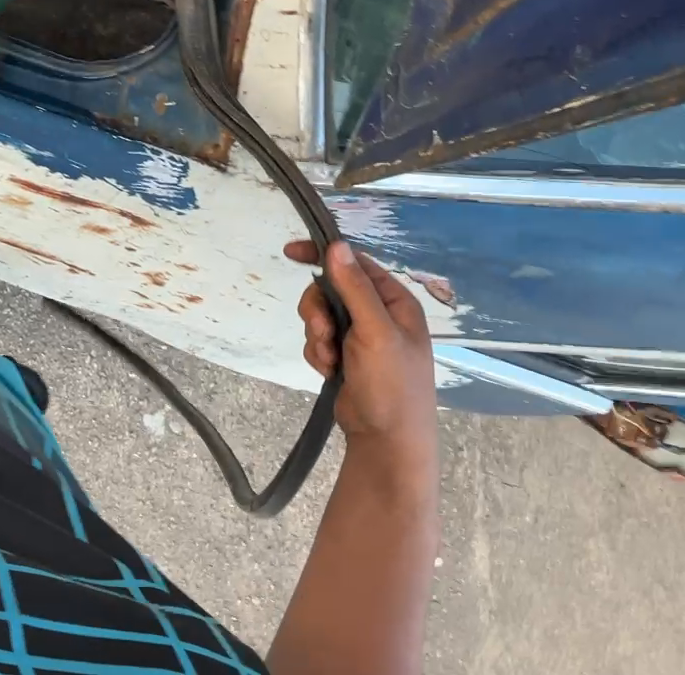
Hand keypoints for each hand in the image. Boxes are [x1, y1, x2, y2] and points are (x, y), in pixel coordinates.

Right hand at [285, 240, 437, 466]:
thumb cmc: (392, 384)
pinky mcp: (344, 355)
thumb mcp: (375, 332)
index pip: (354, 263)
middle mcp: (378, 314)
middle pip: (330, 289)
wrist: (386, 440)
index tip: (290, 253)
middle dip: (318, 310)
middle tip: (321, 331)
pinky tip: (328, 370)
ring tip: (328, 358)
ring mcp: (360, 336)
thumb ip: (354, 288)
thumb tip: (336, 245)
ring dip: (316, 335)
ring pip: (320, 315)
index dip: (323, 255)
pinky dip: (317, 353)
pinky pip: (317, 339)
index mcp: (394, 301)